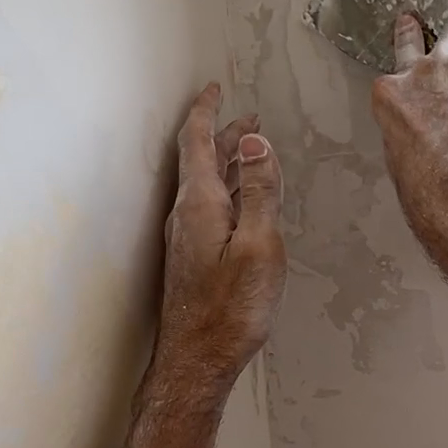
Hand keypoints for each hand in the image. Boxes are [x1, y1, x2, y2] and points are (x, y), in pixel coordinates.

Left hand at [149, 84, 285, 405]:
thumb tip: (256, 142)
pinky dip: (229, 191)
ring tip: (249, 149)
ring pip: (208, 186)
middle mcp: (187, 216)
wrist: (197, 359)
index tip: (215, 88)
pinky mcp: (193, 259)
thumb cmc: (231, 309)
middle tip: (246, 116)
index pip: (199, 142)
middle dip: (225, 135)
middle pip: (203, 161)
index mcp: (201, 205)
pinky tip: (242, 200)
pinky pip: (211, 209)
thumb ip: (260, 192)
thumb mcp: (259, 246)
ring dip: (228, 163)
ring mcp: (187, 239)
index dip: (207, 111)